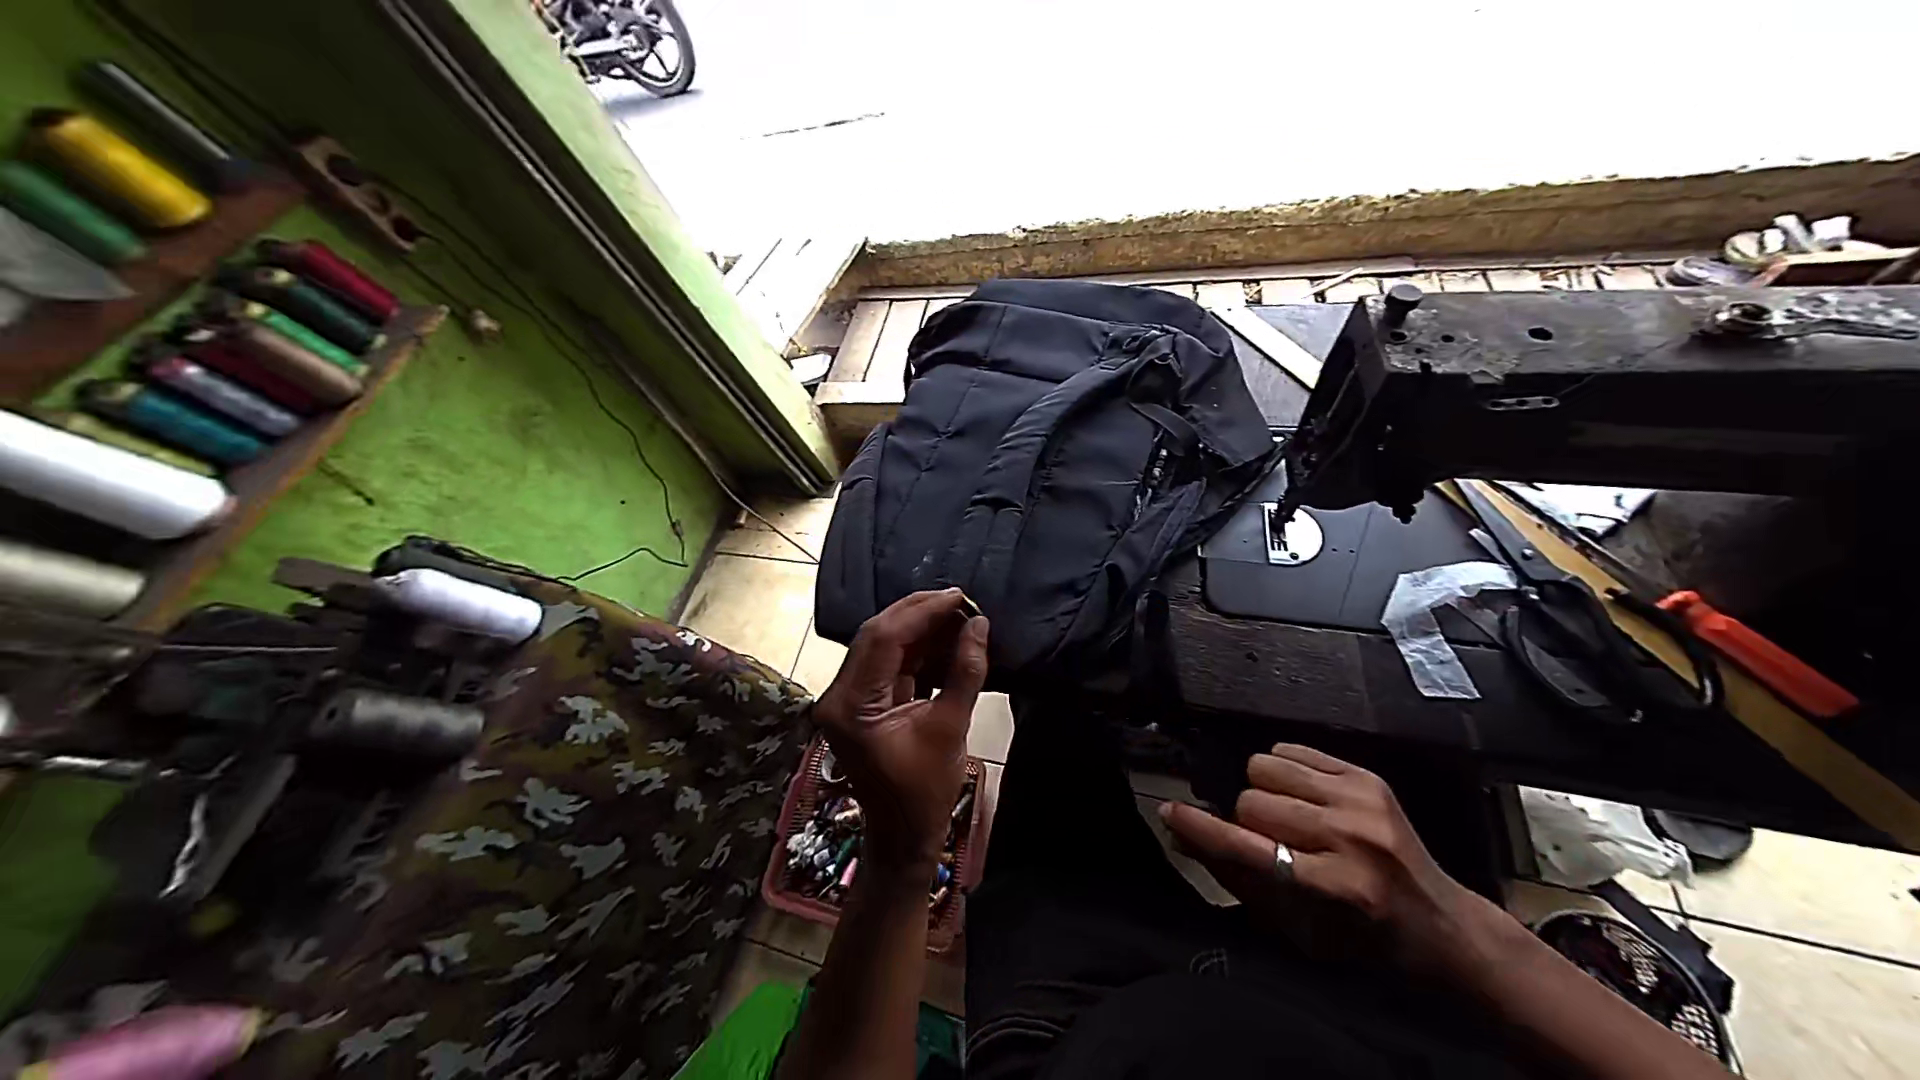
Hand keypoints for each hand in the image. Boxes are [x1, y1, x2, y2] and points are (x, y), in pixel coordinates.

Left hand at [813, 590, 989, 872]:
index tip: (957, 597)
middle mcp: (839, 695)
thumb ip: (965, 673)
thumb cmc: (924, 793)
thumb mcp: (950, 729)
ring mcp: (848, 698)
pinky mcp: (862, 702)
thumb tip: (979, 625)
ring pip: (883, 646)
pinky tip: (946, 638)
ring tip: (959, 615)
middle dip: (919, 613)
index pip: (882, 639)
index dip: (922, 612)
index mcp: (850, 705)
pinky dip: (917, 650)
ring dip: (920, 629)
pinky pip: (889, 664)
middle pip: (877, 635)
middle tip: (959, 600)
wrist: (903, 835)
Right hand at [1161, 744, 1485, 972]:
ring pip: (1266, 767)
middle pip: (1252, 802)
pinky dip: (1283, 771)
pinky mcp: (1367, 777)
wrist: (1442, 924)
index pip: (1248, 848)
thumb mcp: (1294, 929)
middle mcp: (1350, 838)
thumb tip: (1180, 833)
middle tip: (1266, 841)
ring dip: (1262, 792)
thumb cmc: (1361, 940)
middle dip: (1246, 822)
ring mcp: (1362, 801)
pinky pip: (1290, 750)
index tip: (1169, 812)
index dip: (1202, 829)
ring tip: (1284, 816)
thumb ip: (1234, 876)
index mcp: (1334, 889)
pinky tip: (1302, 797)